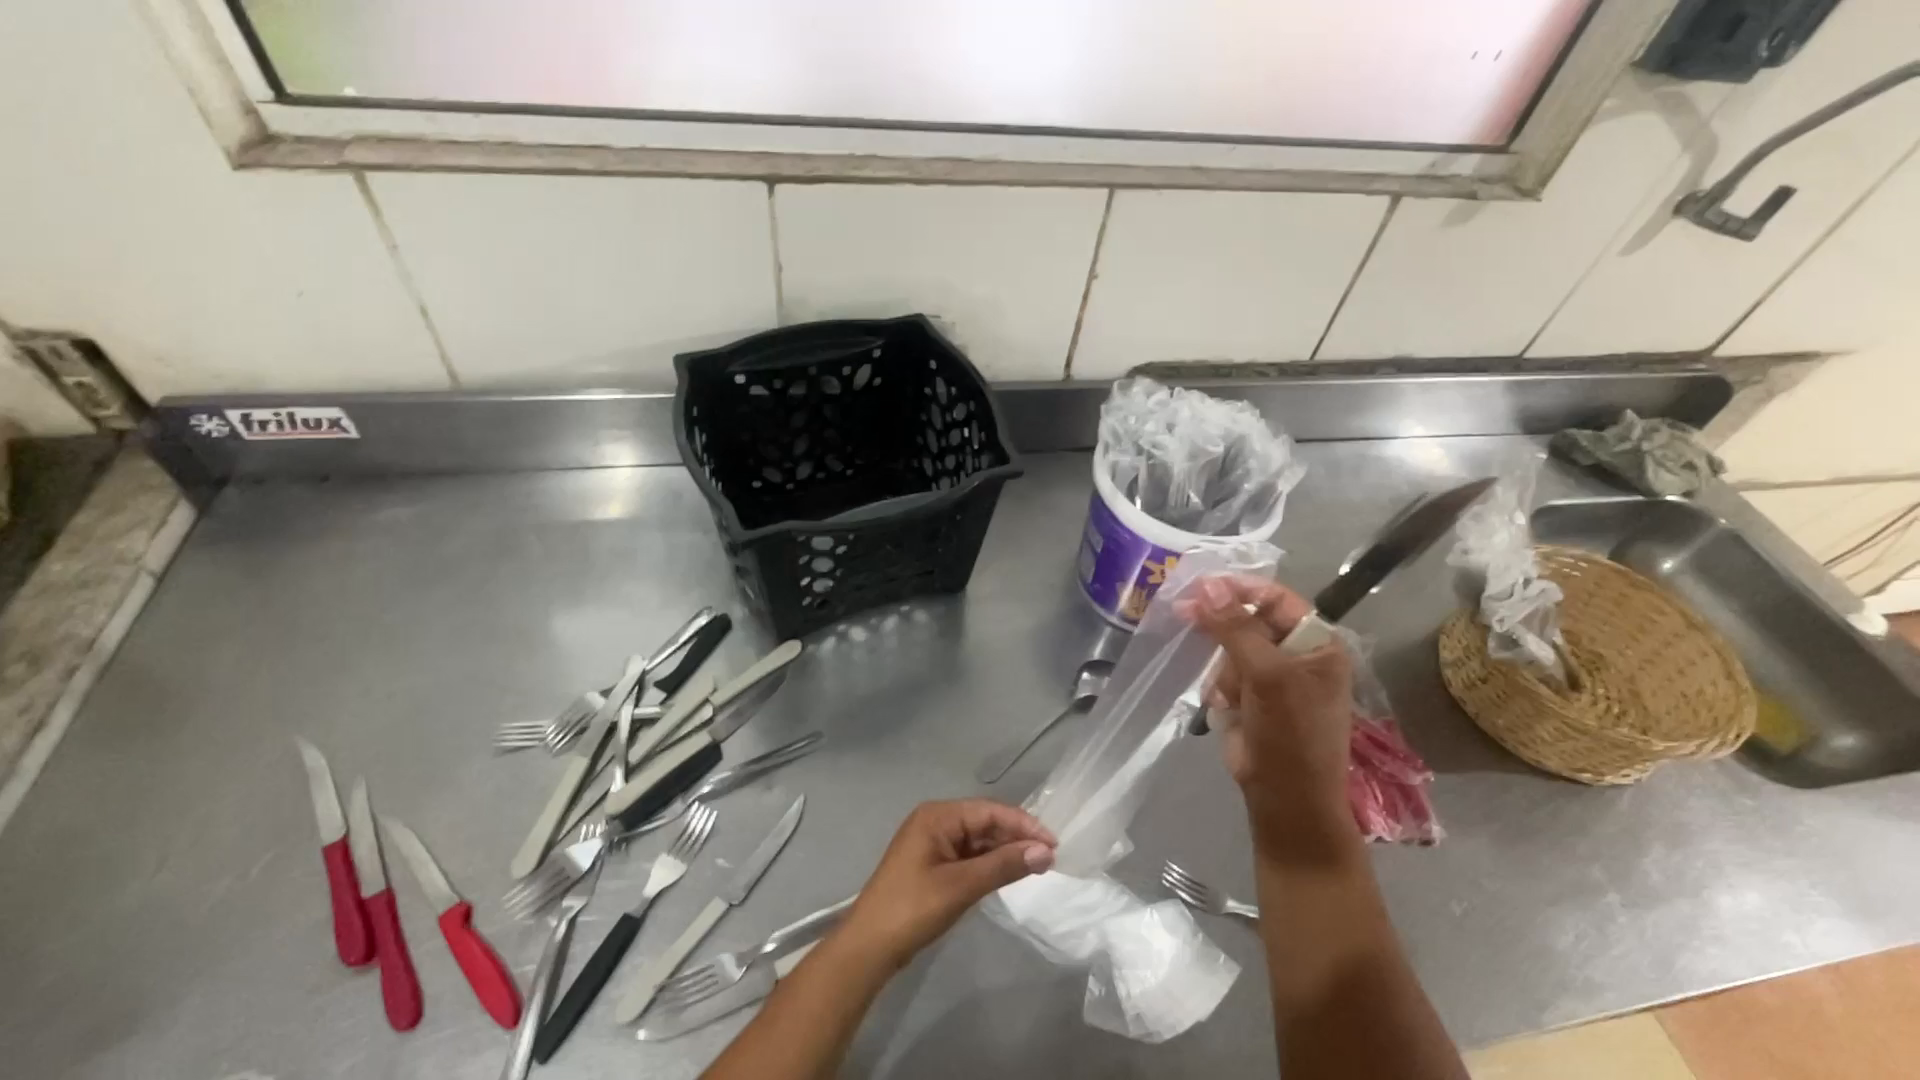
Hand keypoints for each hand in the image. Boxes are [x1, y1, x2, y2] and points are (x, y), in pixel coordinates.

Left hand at [839, 800, 1056, 968]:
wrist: (869, 947)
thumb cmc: (913, 909)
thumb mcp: (962, 886)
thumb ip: (1004, 865)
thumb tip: (1045, 851)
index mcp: (937, 816)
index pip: (990, 811)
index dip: (1024, 825)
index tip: (1055, 844)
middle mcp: (934, 822)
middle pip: (985, 822)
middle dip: (1017, 838)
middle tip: (1050, 858)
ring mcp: (932, 845)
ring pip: (978, 841)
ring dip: (1005, 852)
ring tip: (1037, 866)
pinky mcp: (932, 866)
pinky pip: (969, 857)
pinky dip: (990, 864)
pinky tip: (1009, 874)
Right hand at [1179, 576, 1355, 847]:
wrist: (1286, 798)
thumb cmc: (1292, 733)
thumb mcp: (1267, 675)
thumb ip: (1236, 628)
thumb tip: (1206, 586)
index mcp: (1318, 644)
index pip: (1276, 599)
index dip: (1240, 588)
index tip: (1200, 584)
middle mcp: (1296, 656)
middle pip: (1248, 622)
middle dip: (1224, 630)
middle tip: (1184, 613)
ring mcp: (1271, 679)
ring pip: (1229, 650)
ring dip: (1224, 671)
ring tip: (1231, 698)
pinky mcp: (1249, 700)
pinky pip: (1223, 676)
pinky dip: (1220, 690)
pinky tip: (1226, 709)